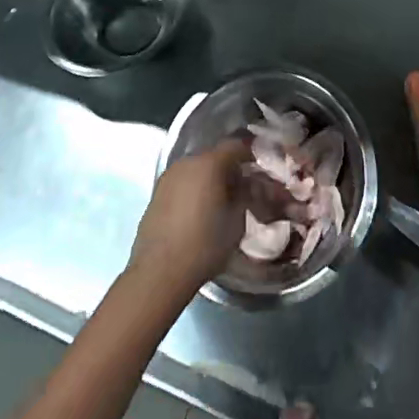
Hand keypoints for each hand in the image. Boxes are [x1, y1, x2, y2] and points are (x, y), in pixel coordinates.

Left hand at [130, 140, 250, 291]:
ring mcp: (168, 177)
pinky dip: (194, 189)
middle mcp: (186, 163)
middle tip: (244, 188)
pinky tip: (199, 211)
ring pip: (197, 170)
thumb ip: (246, 195)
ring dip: (211, 179)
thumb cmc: (205, 244)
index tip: (262, 168)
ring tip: (222, 201)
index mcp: (209, 163)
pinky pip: (182, 183)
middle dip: (231, 168)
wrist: (159, 272)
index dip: (252, 154)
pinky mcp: (156, 194)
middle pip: (215, 156)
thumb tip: (249, 184)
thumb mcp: (237, 220)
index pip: (236, 146)